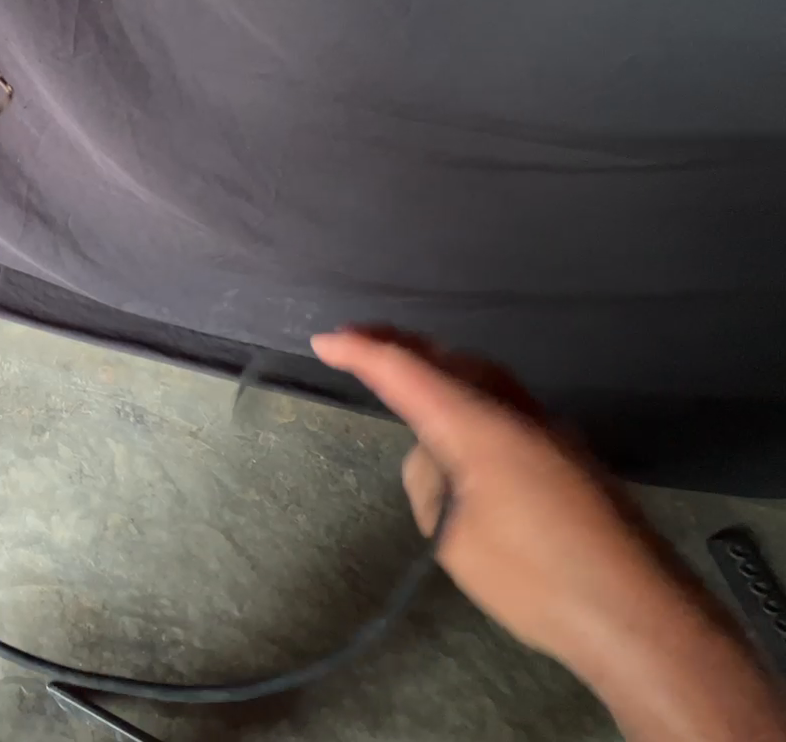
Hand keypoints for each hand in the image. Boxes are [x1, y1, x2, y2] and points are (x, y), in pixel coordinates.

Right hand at [313, 327, 785, 740]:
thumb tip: (438, 454)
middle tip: (351, 338)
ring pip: (483, 374)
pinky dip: (463, 384)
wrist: (646, 627)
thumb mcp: (448, 532)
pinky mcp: (569, 457)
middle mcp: (518, 417)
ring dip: (434, 360)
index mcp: (480, 429)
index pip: (406, 371)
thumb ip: (431, 476)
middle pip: (450, 358)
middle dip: (397, 342)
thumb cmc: (530, 578)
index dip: (359, 352)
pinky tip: (453, 406)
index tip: (321, 342)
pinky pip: (503, 398)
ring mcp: (551, 434)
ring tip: (396, 363)